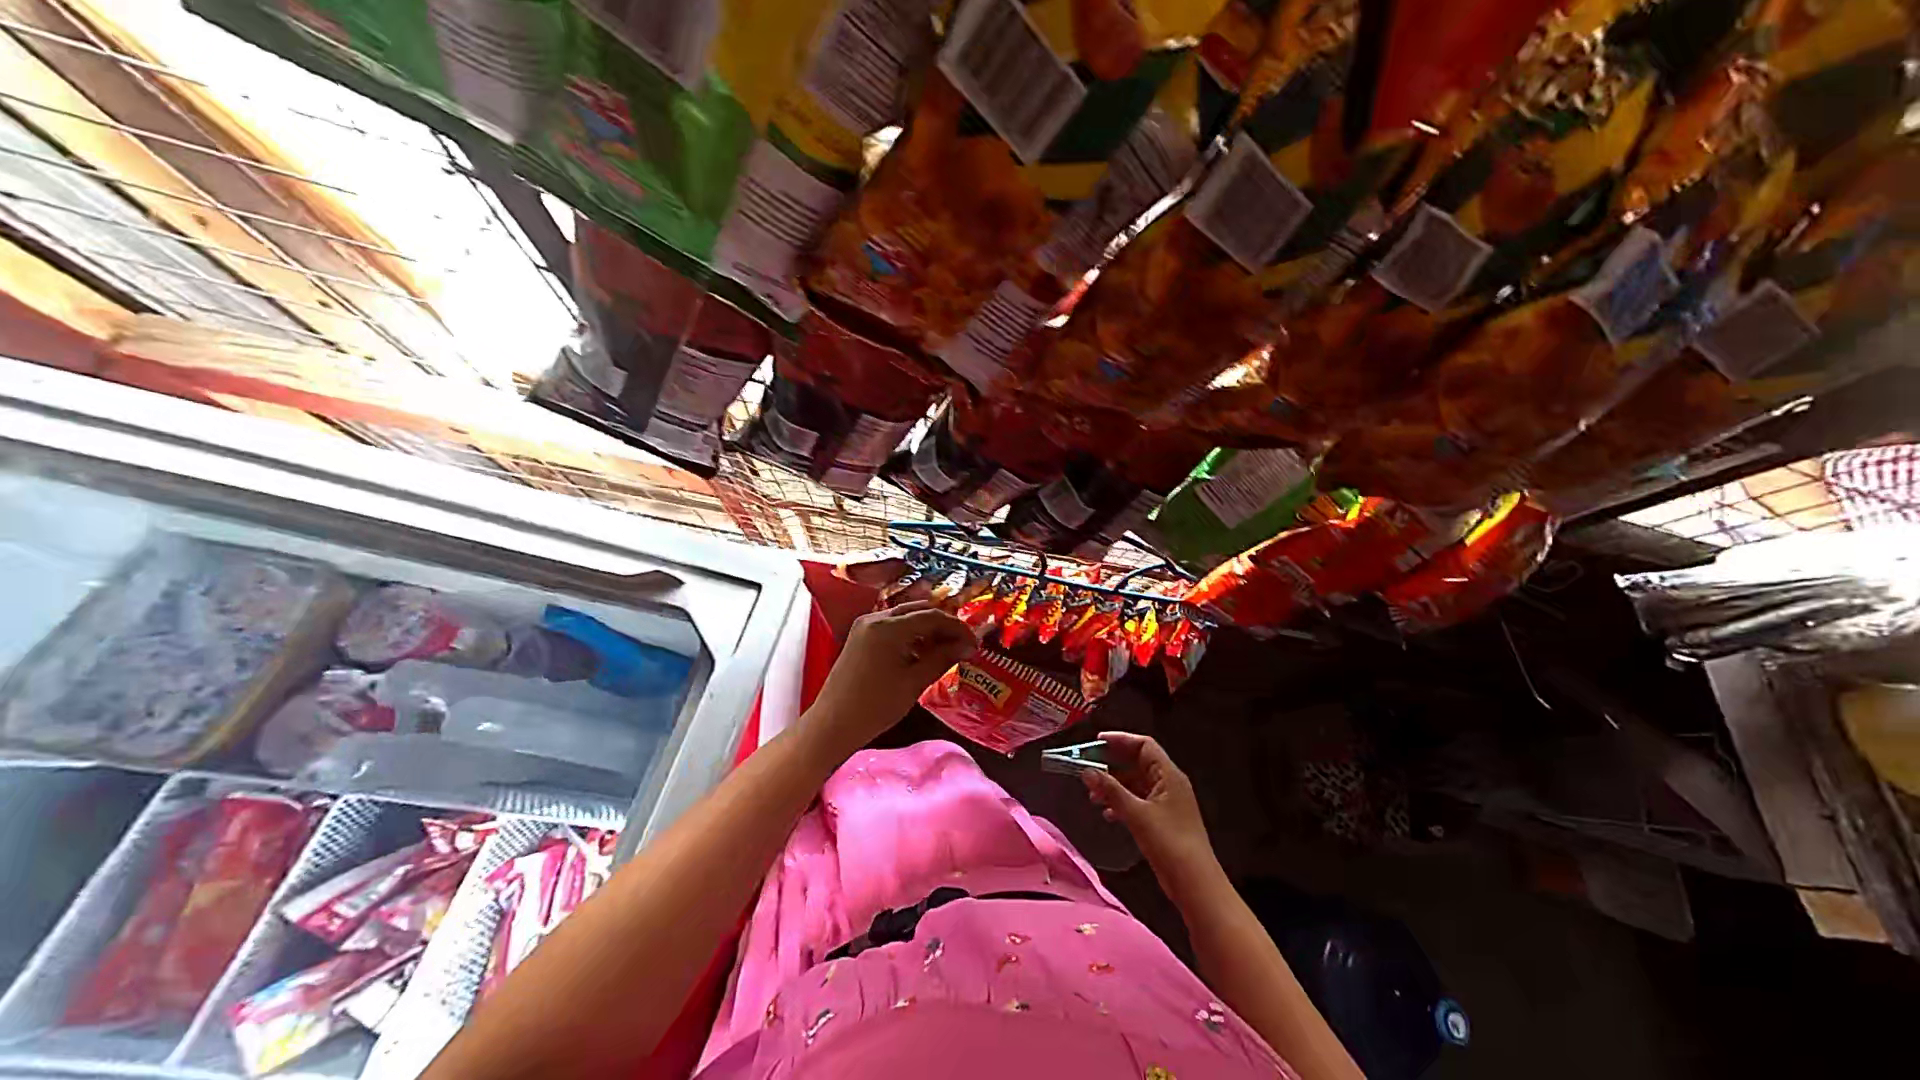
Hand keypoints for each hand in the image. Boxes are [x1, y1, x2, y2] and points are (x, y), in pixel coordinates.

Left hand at [806, 601, 974, 751]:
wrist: (833, 724)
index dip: (957, 628)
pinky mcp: (860, 637)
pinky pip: (892, 627)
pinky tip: (922, 655)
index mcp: (889, 627)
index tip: (974, 644)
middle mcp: (875, 618)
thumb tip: (967, 646)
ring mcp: (865, 626)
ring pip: (905, 618)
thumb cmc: (875, 706)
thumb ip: (942, 658)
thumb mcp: (914, 682)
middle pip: (919, 611)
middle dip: (943, 626)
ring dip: (927, 630)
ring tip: (946, 652)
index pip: (933, 616)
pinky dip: (910, 636)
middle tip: (963, 645)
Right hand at [1083, 732, 1219, 881]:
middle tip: (1087, 770)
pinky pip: (1138, 801)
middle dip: (1112, 765)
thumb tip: (1087, 771)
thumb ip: (1111, 790)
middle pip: (1138, 763)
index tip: (1095, 742)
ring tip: (1093, 797)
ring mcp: (1166, 802)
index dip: (1120, 740)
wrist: (1195, 883)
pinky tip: (1108, 814)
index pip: (1143, 745)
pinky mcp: (1162, 820)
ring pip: (1136, 783)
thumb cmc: (1169, 842)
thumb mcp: (1136, 814)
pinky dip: (1121, 803)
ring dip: (1114, 786)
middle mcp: (1169, 784)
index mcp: (1169, 775)